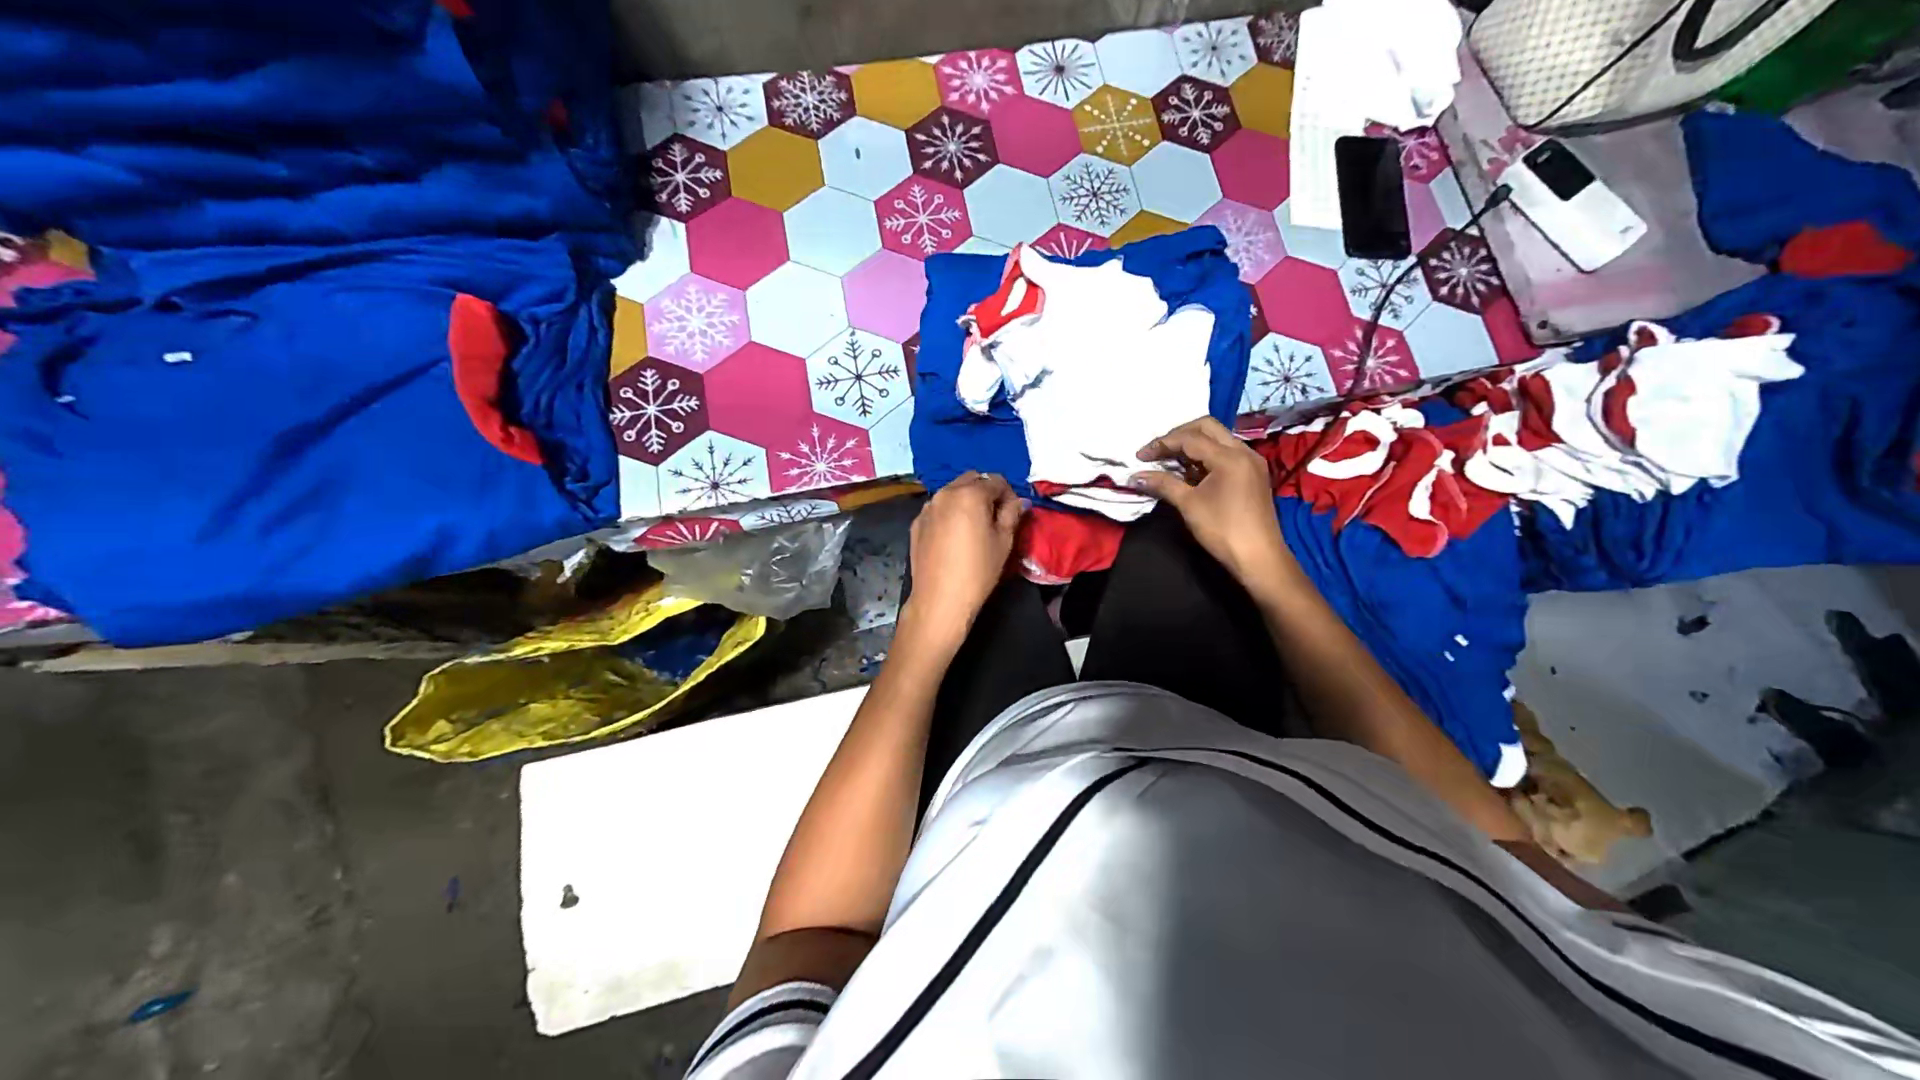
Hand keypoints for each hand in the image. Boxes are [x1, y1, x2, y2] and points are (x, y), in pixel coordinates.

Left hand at [901, 472, 1025, 647]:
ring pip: (952, 492)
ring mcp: (927, 508)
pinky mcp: (916, 523)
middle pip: (971, 480)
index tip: (1013, 513)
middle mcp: (945, 493)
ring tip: (973, 526)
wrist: (940, 599)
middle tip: (994, 516)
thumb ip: (1012, 514)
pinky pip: (937, 509)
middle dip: (985, 492)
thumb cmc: (978, 570)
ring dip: (965, 500)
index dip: (1009, 495)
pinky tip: (953, 537)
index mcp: (970, 494)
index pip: (996, 481)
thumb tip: (1019, 501)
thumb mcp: (1004, 541)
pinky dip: (948, 513)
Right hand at [1130, 418, 1298, 593]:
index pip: (1190, 438)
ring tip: (1171, 461)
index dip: (1161, 444)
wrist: (1258, 557)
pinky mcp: (1254, 474)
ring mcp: (1252, 462)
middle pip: (1207, 427)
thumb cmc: (1223, 530)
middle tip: (1158, 451)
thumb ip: (1163, 484)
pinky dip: (1207, 455)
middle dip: (1179, 435)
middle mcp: (1244, 451)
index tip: (1140, 457)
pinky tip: (1192, 471)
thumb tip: (1136, 476)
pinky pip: (1227, 452)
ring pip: (1218, 438)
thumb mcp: (1189, 505)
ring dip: (1193, 444)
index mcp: (1229, 457)